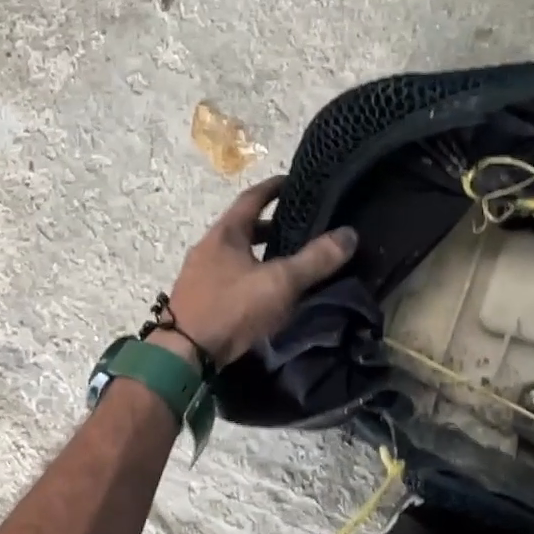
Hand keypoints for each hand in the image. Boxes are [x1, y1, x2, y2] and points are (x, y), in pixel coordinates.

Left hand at [154, 177, 358, 368]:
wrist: (185, 352)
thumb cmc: (231, 308)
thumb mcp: (279, 282)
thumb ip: (314, 260)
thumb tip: (349, 234)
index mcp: (224, 234)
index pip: (251, 199)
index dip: (273, 188)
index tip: (293, 181)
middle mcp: (208, 247)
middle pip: (243, 227)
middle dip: (271, 225)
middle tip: (301, 227)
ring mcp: (200, 273)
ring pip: (237, 254)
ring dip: (261, 253)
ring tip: (290, 261)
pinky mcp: (200, 298)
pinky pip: (231, 276)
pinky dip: (251, 274)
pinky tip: (266, 291)